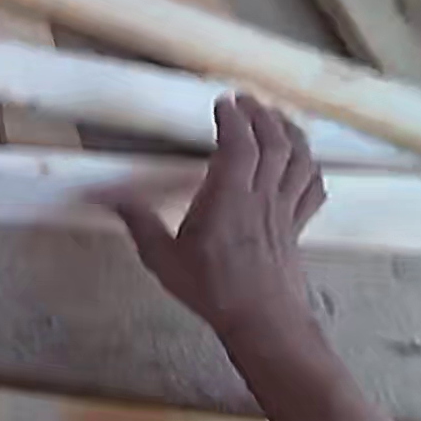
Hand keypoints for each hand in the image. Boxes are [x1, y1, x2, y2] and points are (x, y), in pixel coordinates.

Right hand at [97, 94, 325, 336]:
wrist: (262, 320)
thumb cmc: (209, 288)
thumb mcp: (161, 257)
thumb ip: (138, 222)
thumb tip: (108, 198)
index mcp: (227, 200)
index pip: (238, 146)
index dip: (232, 119)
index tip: (221, 102)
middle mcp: (261, 198)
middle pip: (273, 143)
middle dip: (261, 115)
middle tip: (246, 99)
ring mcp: (284, 210)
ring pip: (299, 160)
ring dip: (289, 132)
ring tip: (276, 117)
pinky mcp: (297, 225)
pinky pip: (312, 187)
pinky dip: (309, 166)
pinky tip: (302, 160)